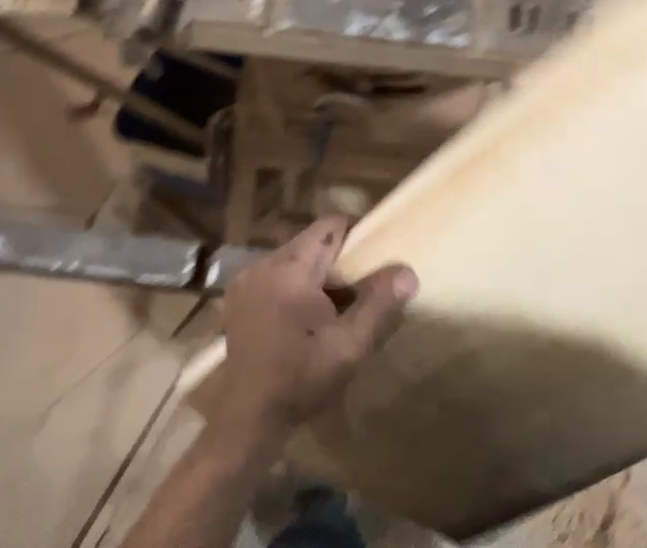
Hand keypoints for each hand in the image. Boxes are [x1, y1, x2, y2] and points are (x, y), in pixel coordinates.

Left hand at [216, 217, 417, 439]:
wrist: (248, 420)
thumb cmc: (301, 380)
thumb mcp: (349, 346)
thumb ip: (379, 305)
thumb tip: (407, 272)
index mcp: (290, 269)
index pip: (331, 226)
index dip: (358, 236)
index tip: (377, 261)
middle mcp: (264, 264)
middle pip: (313, 242)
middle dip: (341, 261)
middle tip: (363, 292)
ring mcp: (246, 281)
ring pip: (296, 259)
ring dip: (319, 276)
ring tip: (337, 309)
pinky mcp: (239, 299)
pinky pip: (278, 276)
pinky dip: (297, 287)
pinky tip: (306, 320)